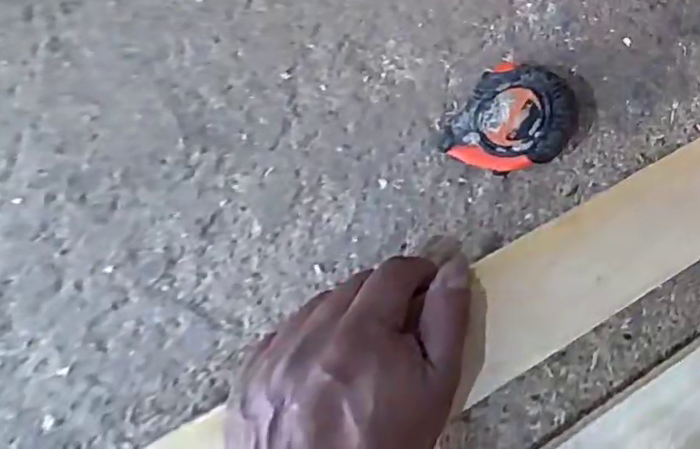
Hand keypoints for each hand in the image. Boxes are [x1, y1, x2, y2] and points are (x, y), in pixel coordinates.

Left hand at [227, 254, 471, 448]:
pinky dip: (309, 335)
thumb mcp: (440, 379)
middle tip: (402, 323)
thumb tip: (453, 268)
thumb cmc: (387, 441)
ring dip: (347, 311)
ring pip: (318, 306)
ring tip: (364, 343)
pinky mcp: (246, 387)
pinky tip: (327, 358)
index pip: (393, 271)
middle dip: (385, 293)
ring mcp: (270, 366)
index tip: (430, 292)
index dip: (420, 273)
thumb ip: (449, 316)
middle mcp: (308, 344)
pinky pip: (281, 335)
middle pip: (356, 284)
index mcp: (359, 337)